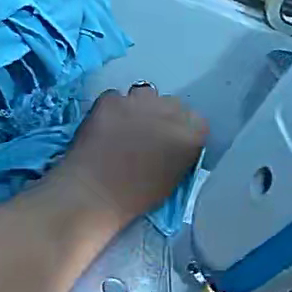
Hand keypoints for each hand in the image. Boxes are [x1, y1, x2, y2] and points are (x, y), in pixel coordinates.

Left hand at [49, 85, 206, 224]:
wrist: (95, 194)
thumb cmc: (136, 197)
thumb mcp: (173, 178)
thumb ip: (179, 153)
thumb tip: (172, 143)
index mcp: (191, 135)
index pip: (196, 121)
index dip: (181, 129)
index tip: (169, 140)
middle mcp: (170, 111)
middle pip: (171, 104)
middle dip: (161, 115)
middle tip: (145, 134)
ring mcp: (139, 101)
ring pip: (144, 94)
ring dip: (138, 107)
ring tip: (123, 127)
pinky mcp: (111, 99)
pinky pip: (114, 97)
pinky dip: (111, 109)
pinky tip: (103, 127)